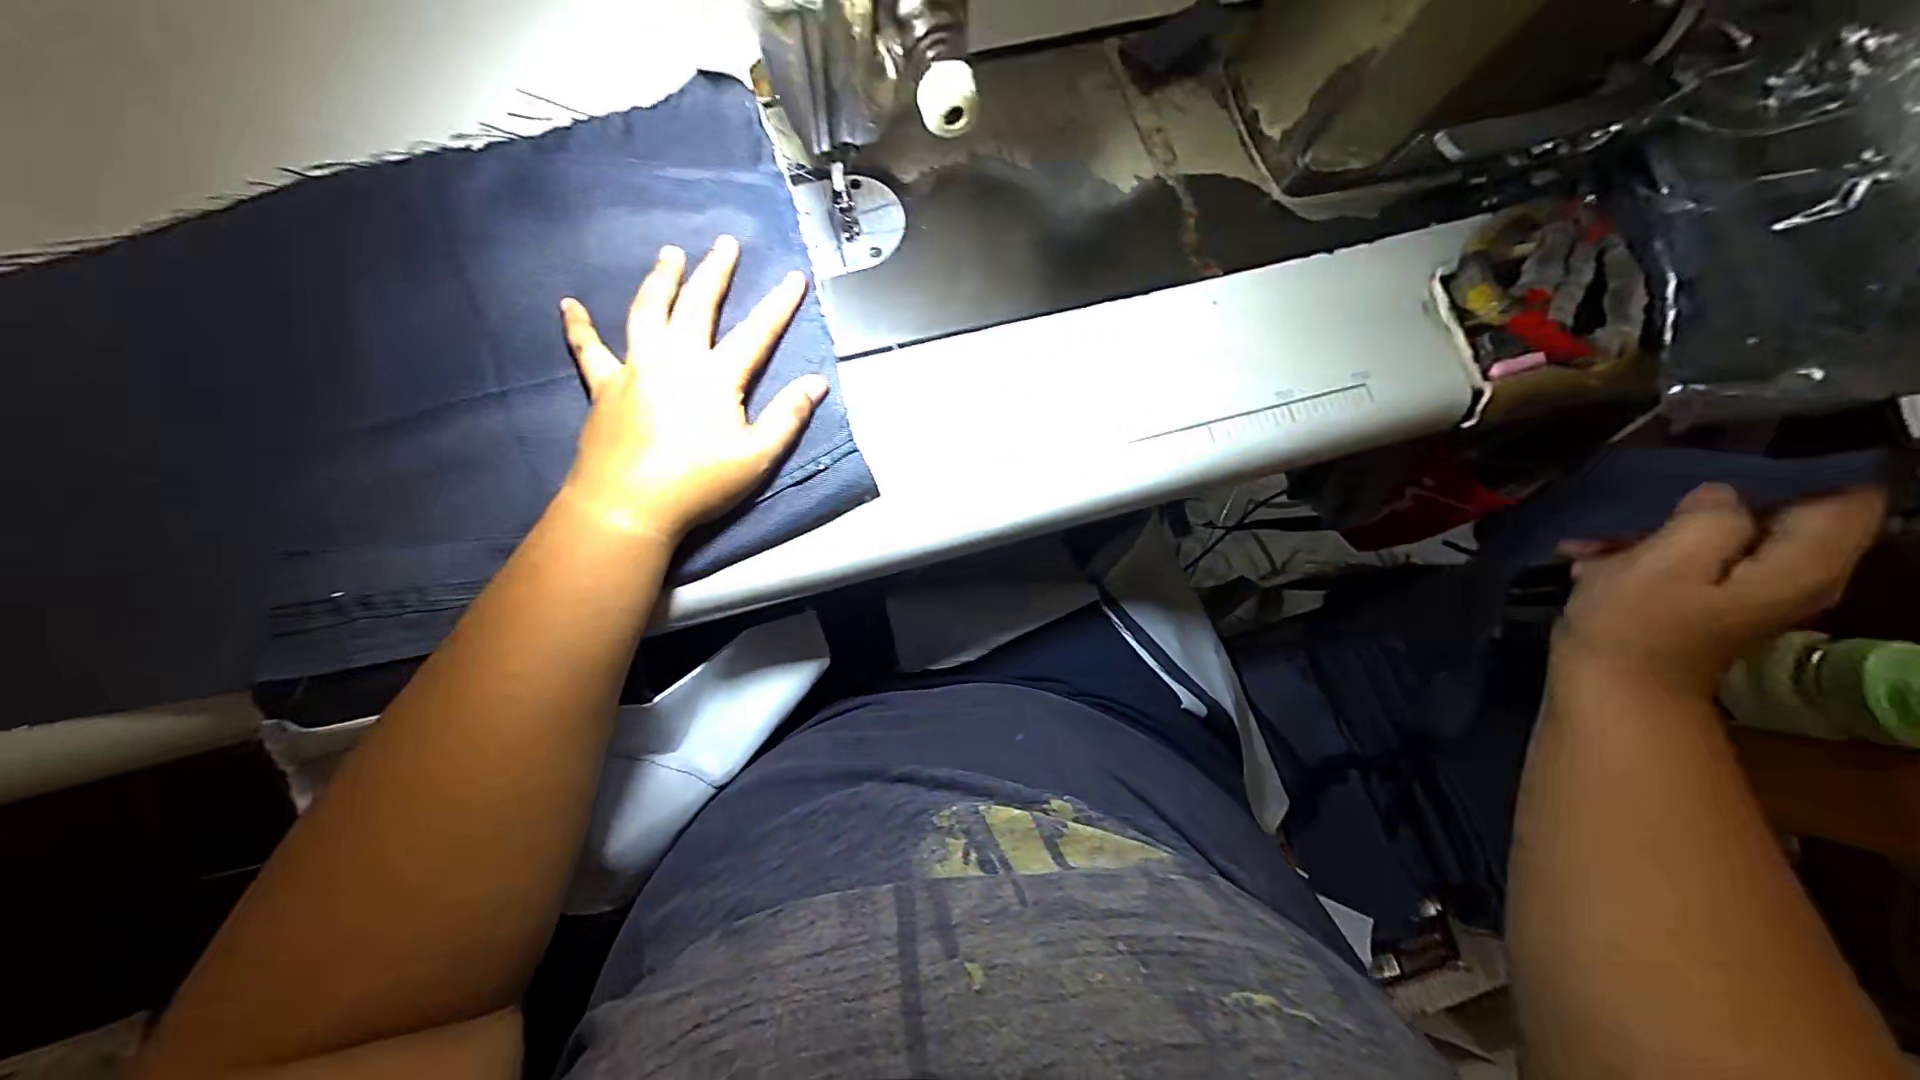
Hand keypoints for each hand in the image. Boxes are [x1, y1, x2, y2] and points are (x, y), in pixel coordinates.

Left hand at [555, 236, 828, 542]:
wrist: (629, 505)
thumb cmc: (698, 484)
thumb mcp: (757, 456)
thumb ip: (788, 416)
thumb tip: (817, 383)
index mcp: (715, 378)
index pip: (756, 333)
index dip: (778, 305)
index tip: (794, 277)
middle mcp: (675, 360)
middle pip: (696, 306)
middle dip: (714, 272)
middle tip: (724, 244)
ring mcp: (636, 369)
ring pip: (647, 312)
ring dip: (660, 280)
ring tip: (669, 254)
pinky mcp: (604, 387)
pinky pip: (588, 349)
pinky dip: (579, 327)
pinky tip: (569, 306)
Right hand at [1555, 483, 1886, 695]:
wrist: (1610, 688)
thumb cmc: (1635, 626)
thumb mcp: (1665, 562)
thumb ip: (1708, 518)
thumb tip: (1719, 497)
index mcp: (1803, 564)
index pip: (1844, 491)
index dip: (1791, 469)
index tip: (1725, 464)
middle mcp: (1798, 574)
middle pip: (1781, 509)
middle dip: (1716, 498)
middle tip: (1654, 500)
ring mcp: (1752, 589)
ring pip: (1728, 531)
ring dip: (1667, 526)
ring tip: (1609, 535)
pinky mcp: (1711, 597)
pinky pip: (1696, 556)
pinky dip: (1652, 550)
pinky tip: (1602, 558)